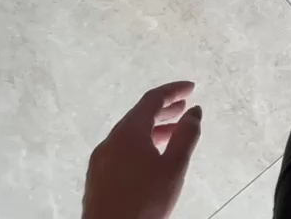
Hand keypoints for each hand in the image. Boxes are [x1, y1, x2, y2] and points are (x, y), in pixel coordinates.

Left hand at [83, 82, 202, 218]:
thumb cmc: (145, 202)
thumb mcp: (174, 166)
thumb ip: (187, 134)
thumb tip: (194, 111)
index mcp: (127, 133)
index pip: (152, 99)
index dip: (173, 90)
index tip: (192, 88)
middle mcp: (109, 142)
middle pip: (138, 115)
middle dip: (163, 109)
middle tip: (184, 107)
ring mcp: (99, 162)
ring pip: (129, 134)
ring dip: (153, 128)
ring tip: (173, 134)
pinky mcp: (96, 180)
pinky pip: (121, 150)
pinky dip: (140, 144)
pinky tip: (152, 158)